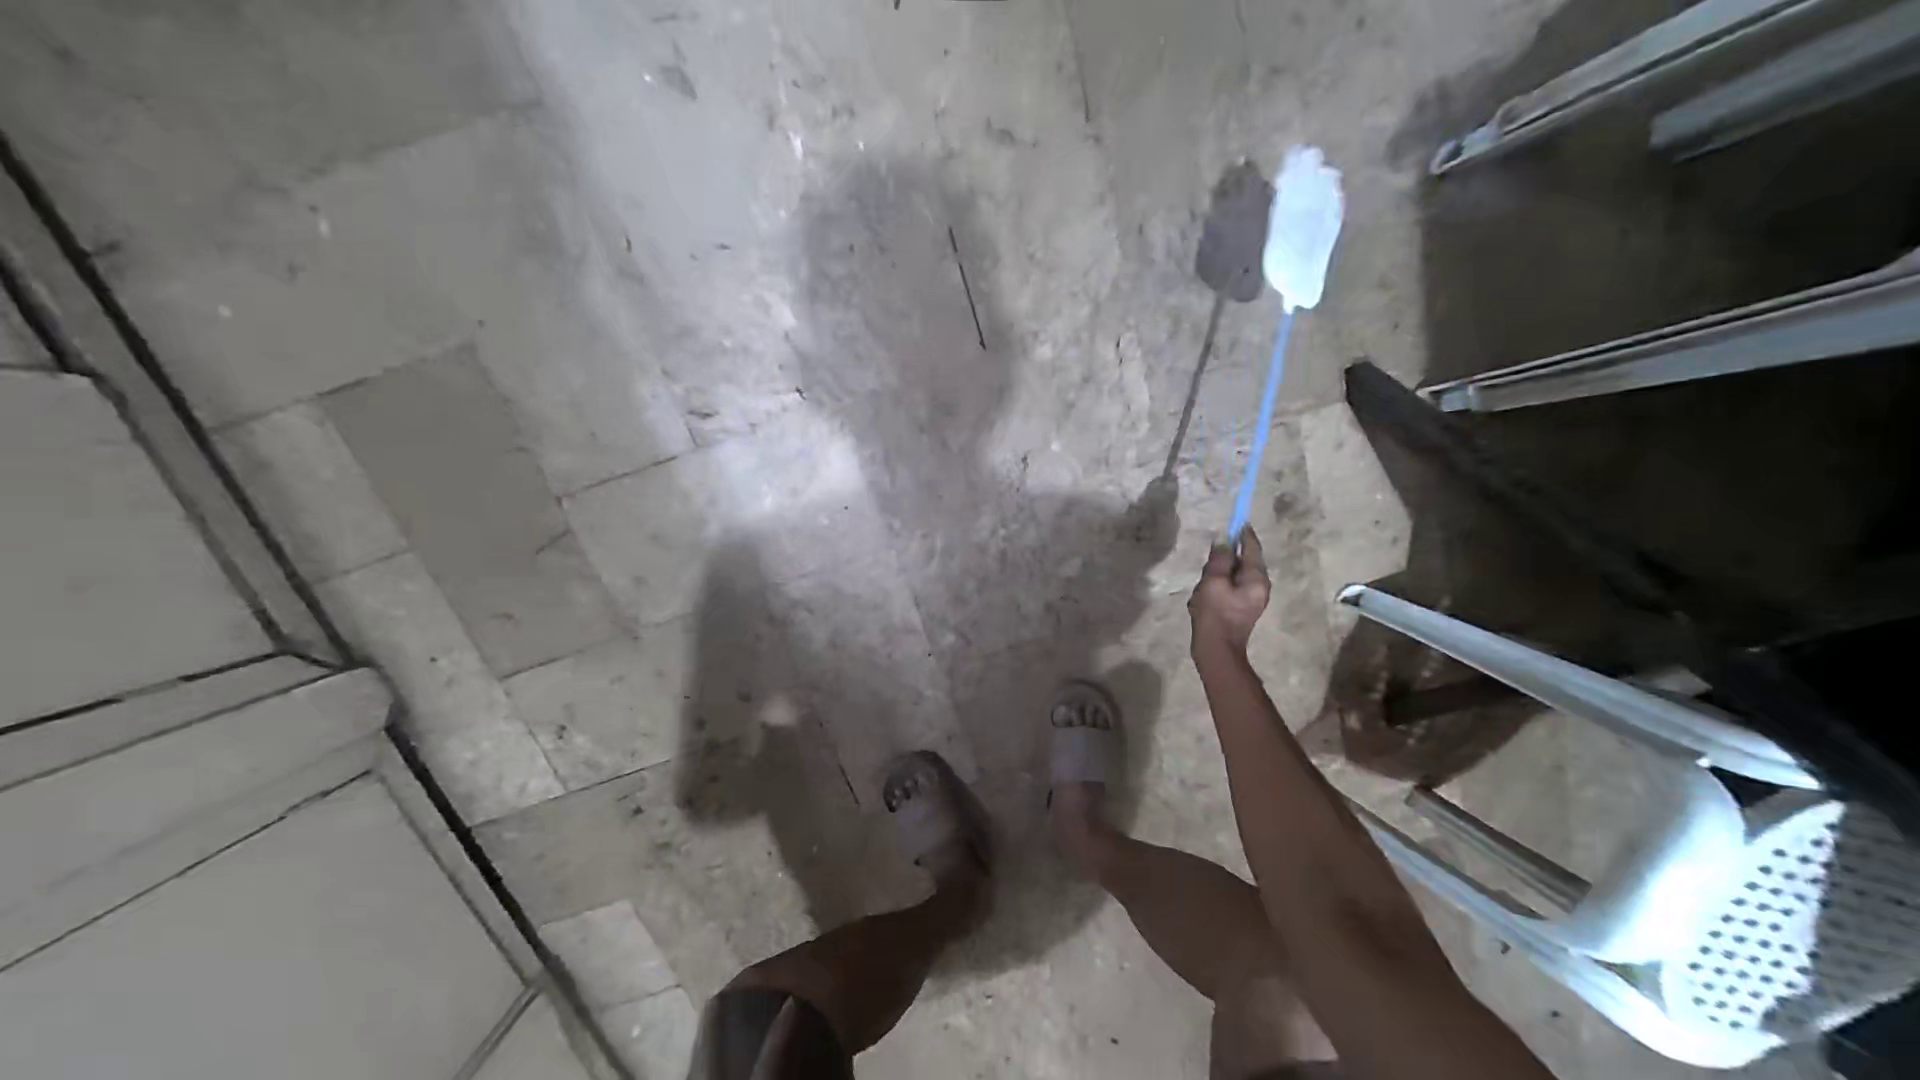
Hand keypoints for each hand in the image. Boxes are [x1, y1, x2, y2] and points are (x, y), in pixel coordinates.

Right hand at [1188, 527, 1269, 656]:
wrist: (1216, 651)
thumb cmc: (1215, 615)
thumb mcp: (1213, 582)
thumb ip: (1219, 559)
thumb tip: (1223, 540)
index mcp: (1256, 578)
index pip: (1251, 547)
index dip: (1242, 532)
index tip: (1234, 520)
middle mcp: (1259, 586)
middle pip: (1242, 561)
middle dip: (1224, 559)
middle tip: (1207, 567)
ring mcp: (1251, 598)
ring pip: (1233, 574)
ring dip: (1218, 574)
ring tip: (1203, 586)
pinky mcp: (1241, 607)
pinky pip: (1230, 587)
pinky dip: (1217, 586)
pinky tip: (1204, 595)